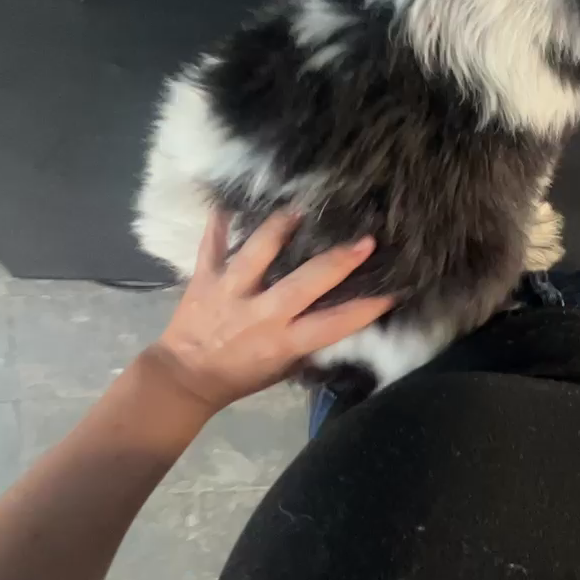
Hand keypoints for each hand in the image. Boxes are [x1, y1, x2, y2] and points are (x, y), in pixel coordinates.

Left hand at [143, 209, 394, 411]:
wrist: (184, 379)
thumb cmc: (244, 375)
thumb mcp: (286, 368)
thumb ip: (311, 340)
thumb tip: (347, 312)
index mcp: (283, 342)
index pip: (333, 325)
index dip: (366, 308)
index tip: (395, 290)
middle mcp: (260, 315)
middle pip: (302, 284)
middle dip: (337, 261)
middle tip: (366, 240)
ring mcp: (230, 292)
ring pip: (257, 253)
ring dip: (281, 228)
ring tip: (303, 208)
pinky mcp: (204, 278)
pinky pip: (212, 245)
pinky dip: (220, 223)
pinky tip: (229, 200)